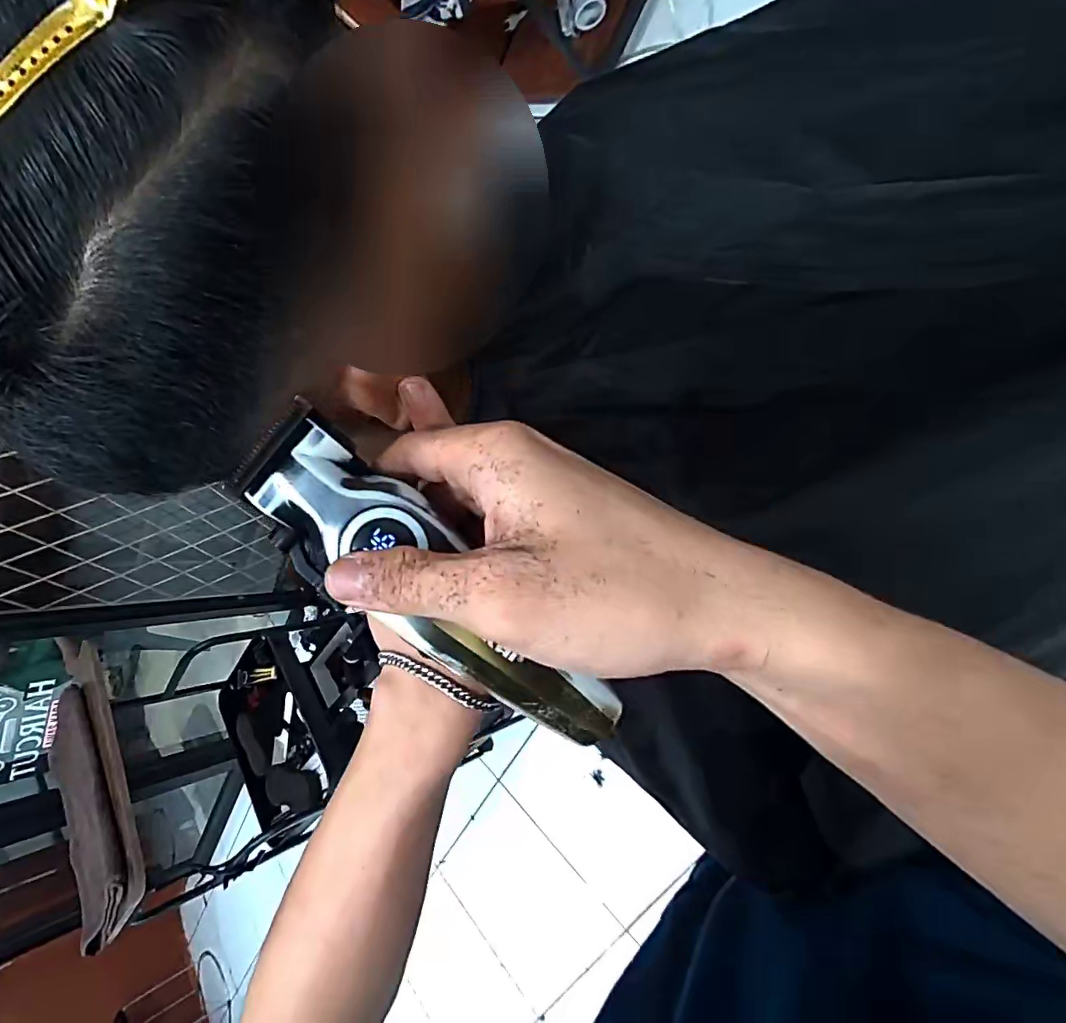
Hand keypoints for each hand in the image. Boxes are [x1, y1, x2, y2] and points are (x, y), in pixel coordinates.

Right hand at [326, 382, 789, 679]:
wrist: (730, 611)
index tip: (335, 545)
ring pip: (449, 508)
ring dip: (426, 547)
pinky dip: (458, 554)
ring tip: (401, 595)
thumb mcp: (497, 597)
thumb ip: (410, 581)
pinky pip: (481, 525)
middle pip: (420, 480)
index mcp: (489, 454)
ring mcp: (530, 484)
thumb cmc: (616, 596)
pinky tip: (448, 592)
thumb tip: (336, 572)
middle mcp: (506, 455)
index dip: (358, 498)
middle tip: (365, 581)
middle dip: (390, 526)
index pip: (395, 455)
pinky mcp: (547, 514)